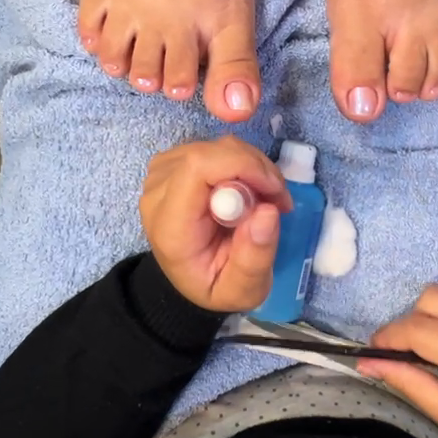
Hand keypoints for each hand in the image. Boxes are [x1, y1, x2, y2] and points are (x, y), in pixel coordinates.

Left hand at [139, 137, 293, 312]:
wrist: (189, 277)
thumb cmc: (214, 284)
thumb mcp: (242, 291)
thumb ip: (255, 257)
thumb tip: (268, 211)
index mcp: (170, 224)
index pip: (197, 167)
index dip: (242, 167)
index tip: (274, 193)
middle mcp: (158, 191)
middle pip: (211, 152)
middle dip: (256, 170)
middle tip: (279, 202)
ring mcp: (162, 172)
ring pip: (217, 147)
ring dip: (252, 167)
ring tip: (266, 201)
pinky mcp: (173, 162)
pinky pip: (215, 148)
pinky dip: (241, 163)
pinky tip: (248, 191)